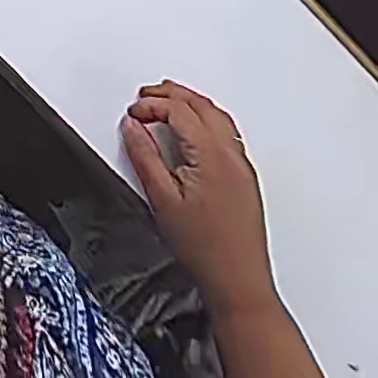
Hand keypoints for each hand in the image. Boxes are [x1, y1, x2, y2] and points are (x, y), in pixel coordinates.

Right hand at [121, 80, 279, 314]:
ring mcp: (241, 166)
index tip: (134, 113)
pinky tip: (193, 126)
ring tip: (167, 101)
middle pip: (201, 105)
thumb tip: (132, 127)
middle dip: (171, 93)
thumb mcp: (161, 199)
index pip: (179, 111)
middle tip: (146, 95)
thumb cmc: (205, 249)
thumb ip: (144, 156)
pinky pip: (226, 131)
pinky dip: (205, 116)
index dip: (152, 105)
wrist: (239, 284)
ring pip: (217, 115)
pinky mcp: (245, 177)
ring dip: (190, 102)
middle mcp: (231, 155)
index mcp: (211, 155)